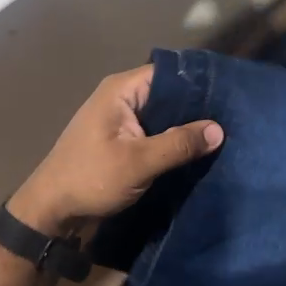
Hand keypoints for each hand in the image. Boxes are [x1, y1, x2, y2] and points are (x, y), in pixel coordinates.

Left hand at [7, 65, 223, 237]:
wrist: (51, 212)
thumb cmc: (90, 179)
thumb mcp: (138, 162)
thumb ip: (178, 144)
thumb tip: (219, 130)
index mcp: (121, 90)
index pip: (169, 73)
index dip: (198, 83)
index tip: (229, 96)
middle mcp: (122, 99)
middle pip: (168, 95)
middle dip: (197, 109)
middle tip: (234, 120)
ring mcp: (121, 122)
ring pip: (163, 117)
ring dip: (186, 129)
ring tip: (224, 136)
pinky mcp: (123, 143)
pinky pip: (155, 134)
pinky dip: (174, 142)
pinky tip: (199, 153)